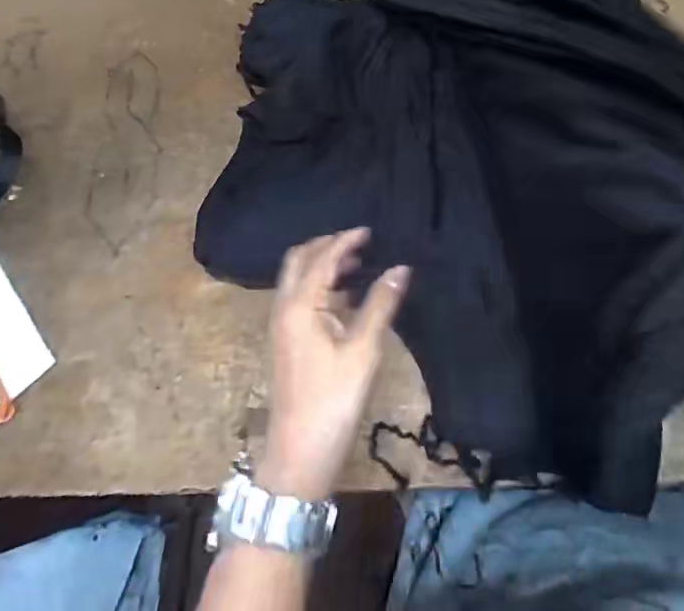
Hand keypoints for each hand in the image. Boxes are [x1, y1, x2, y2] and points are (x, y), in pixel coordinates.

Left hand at [257, 228, 410, 500]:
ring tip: (359, 262)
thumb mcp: (363, 349)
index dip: (346, 240)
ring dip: (324, 264)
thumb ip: (381, 304)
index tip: (371, 230)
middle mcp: (285, 309)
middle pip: (299, 261)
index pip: (322, 258)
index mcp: (300, 306)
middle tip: (360, 241)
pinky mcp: (288, 341)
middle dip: (327, 245)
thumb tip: (401, 268)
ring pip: (298, 279)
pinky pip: (301, 296)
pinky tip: (348, 294)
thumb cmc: (333, 399)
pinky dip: (322, 283)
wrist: (299, 454)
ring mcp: (283, 326)